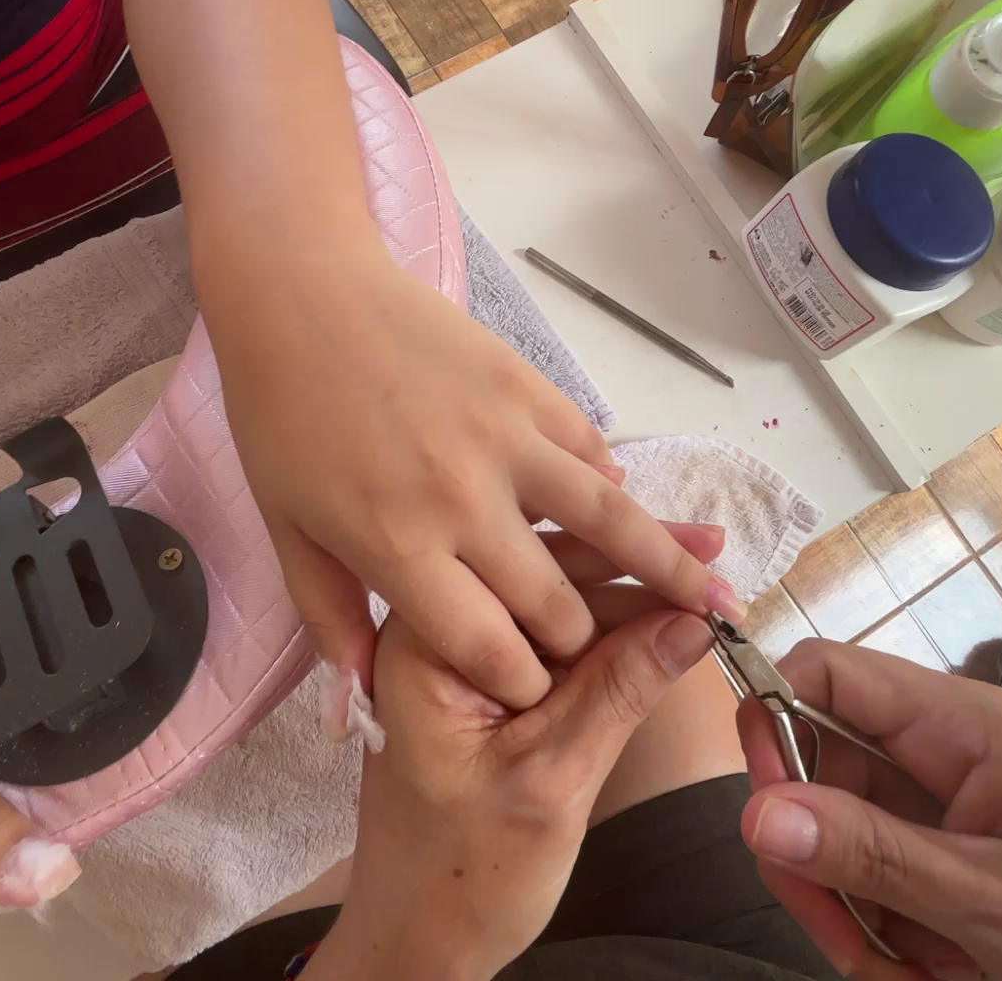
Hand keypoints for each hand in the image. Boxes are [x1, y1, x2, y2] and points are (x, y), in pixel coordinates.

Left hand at [205, 237, 735, 710]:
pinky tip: (620, 499)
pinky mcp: (529, 388)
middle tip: (595, 650)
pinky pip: (589, 450)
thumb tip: (355, 705)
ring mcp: (507, 440)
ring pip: (608, 521)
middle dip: (579, 642)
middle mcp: (467, 503)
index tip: (533, 690)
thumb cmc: (280, 418)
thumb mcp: (286, 531)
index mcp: (399, 549)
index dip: (521, 683)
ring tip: (721, 596)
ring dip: (666, 566)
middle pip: (555, 603)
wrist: (302, 296)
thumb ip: (329, 620)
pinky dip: (609, 481)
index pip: (491, 649)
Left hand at [303, 525, 726, 980]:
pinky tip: (660, 622)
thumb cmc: (465, 874)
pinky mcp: (488, 681)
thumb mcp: (552, 779)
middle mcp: (438, 627)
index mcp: (427, 637)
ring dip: (633, 601)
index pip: (534, 568)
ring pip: (559, 604)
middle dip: (637, 567)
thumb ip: (619, 692)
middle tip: (717, 560)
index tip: (702, 554)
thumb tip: (693, 619)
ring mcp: (463, 652)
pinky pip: (555, 640)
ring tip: (706, 592)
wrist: (419, 940)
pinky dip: (612, 635)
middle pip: (548, 575)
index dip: (626, 556)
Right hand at [734, 639, 1001, 980]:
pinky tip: (914, 974)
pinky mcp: (919, 858)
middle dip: (806, 845)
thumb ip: (881, 858)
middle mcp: (928, 751)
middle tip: (840, 931)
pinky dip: (860, 930)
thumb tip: (752, 813)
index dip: (773, 713)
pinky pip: (847, 875)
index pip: (824, 671)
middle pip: (806, 759)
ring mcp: (921, 807)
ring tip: (895, 971)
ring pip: (816, 826)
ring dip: (834, 902)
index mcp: (959, 724)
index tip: (763, 805)